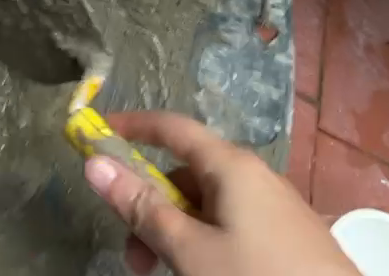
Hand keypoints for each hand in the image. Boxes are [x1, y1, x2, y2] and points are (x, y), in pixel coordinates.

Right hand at [85, 111, 358, 275]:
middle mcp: (256, 177)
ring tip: (164, 273)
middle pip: (187, 175)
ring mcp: (279, 212)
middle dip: (152, 207)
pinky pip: (236, 229)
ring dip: (177, 233)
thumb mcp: (191, 251)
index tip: (95, 135)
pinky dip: (208, 245)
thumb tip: (93, 162)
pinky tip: (205, 275)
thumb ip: (141, 207)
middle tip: (133, 255)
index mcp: (232, 165)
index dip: (130, 126)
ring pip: (210, 208)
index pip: (170, 126)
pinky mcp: (295, 245)